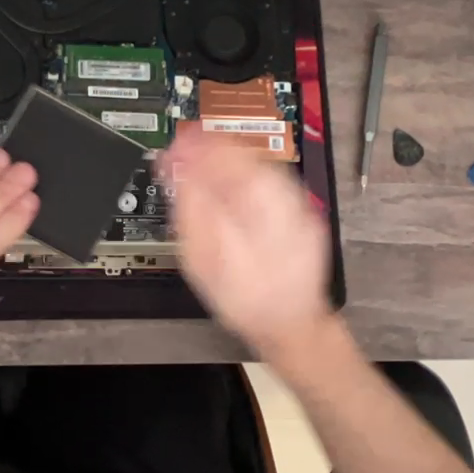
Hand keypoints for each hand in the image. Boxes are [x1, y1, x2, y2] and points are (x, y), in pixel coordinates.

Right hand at [162, 126, 333, 355]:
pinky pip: (267, 188)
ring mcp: (296, 206)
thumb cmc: (250, 299)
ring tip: (200, 167)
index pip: (224, 152)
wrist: (291, 326)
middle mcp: (285, 194)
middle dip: (209, 151)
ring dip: (226, 164)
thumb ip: (193, 206)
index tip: (174, 146)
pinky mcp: (299, 220)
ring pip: (257, 170)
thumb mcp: (207, 255)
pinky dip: (242, 183)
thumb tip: (180, 170)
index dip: (194, 146)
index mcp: (261, 196)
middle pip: (244, 155)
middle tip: (181, 153)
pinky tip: (228, 191)